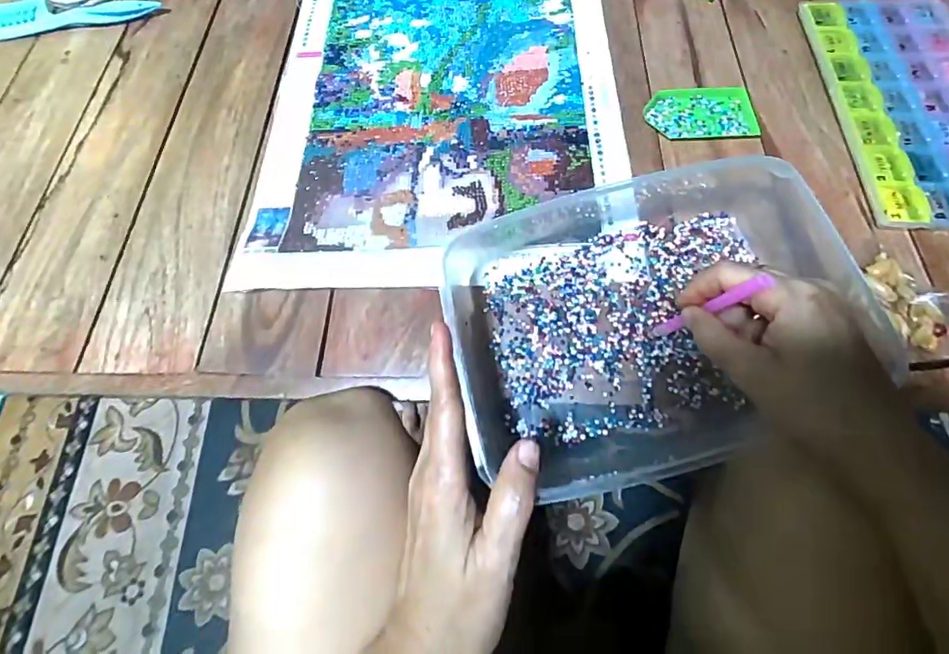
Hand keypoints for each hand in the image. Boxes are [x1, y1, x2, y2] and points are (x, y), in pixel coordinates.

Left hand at [367, 322, 537, 653]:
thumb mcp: (494, 560)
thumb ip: (511, 501)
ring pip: (434, 422)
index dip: (441, 366)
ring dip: (444, 385)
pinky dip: (448, 412)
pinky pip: (438, 440)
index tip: (439, 327)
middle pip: (435, 407)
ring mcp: (422, 484)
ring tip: (459, 355)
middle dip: (442, 364)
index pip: (442, 410)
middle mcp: (425, 473)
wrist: (419, 646)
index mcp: (440, 481)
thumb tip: (528, 443)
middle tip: (454, 327)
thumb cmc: (459, 606)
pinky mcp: (427, 495)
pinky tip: (465, 410)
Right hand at [676, 262, 903, 459]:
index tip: (679, 312)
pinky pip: (788, 311)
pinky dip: (766, 327)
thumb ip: (714, 336)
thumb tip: (689, 313)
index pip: (731, 272)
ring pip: (768, 298)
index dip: (699, 288)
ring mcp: (828, 305)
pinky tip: (763, 357)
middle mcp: (813, 288)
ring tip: (738, 355)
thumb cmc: (811, 409)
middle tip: (708, 338)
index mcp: (794, 294)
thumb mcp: (752, 373)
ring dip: (744, 319)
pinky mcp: (836, 323)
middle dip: (723, 306)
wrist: (880, 449)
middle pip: (751, 282)